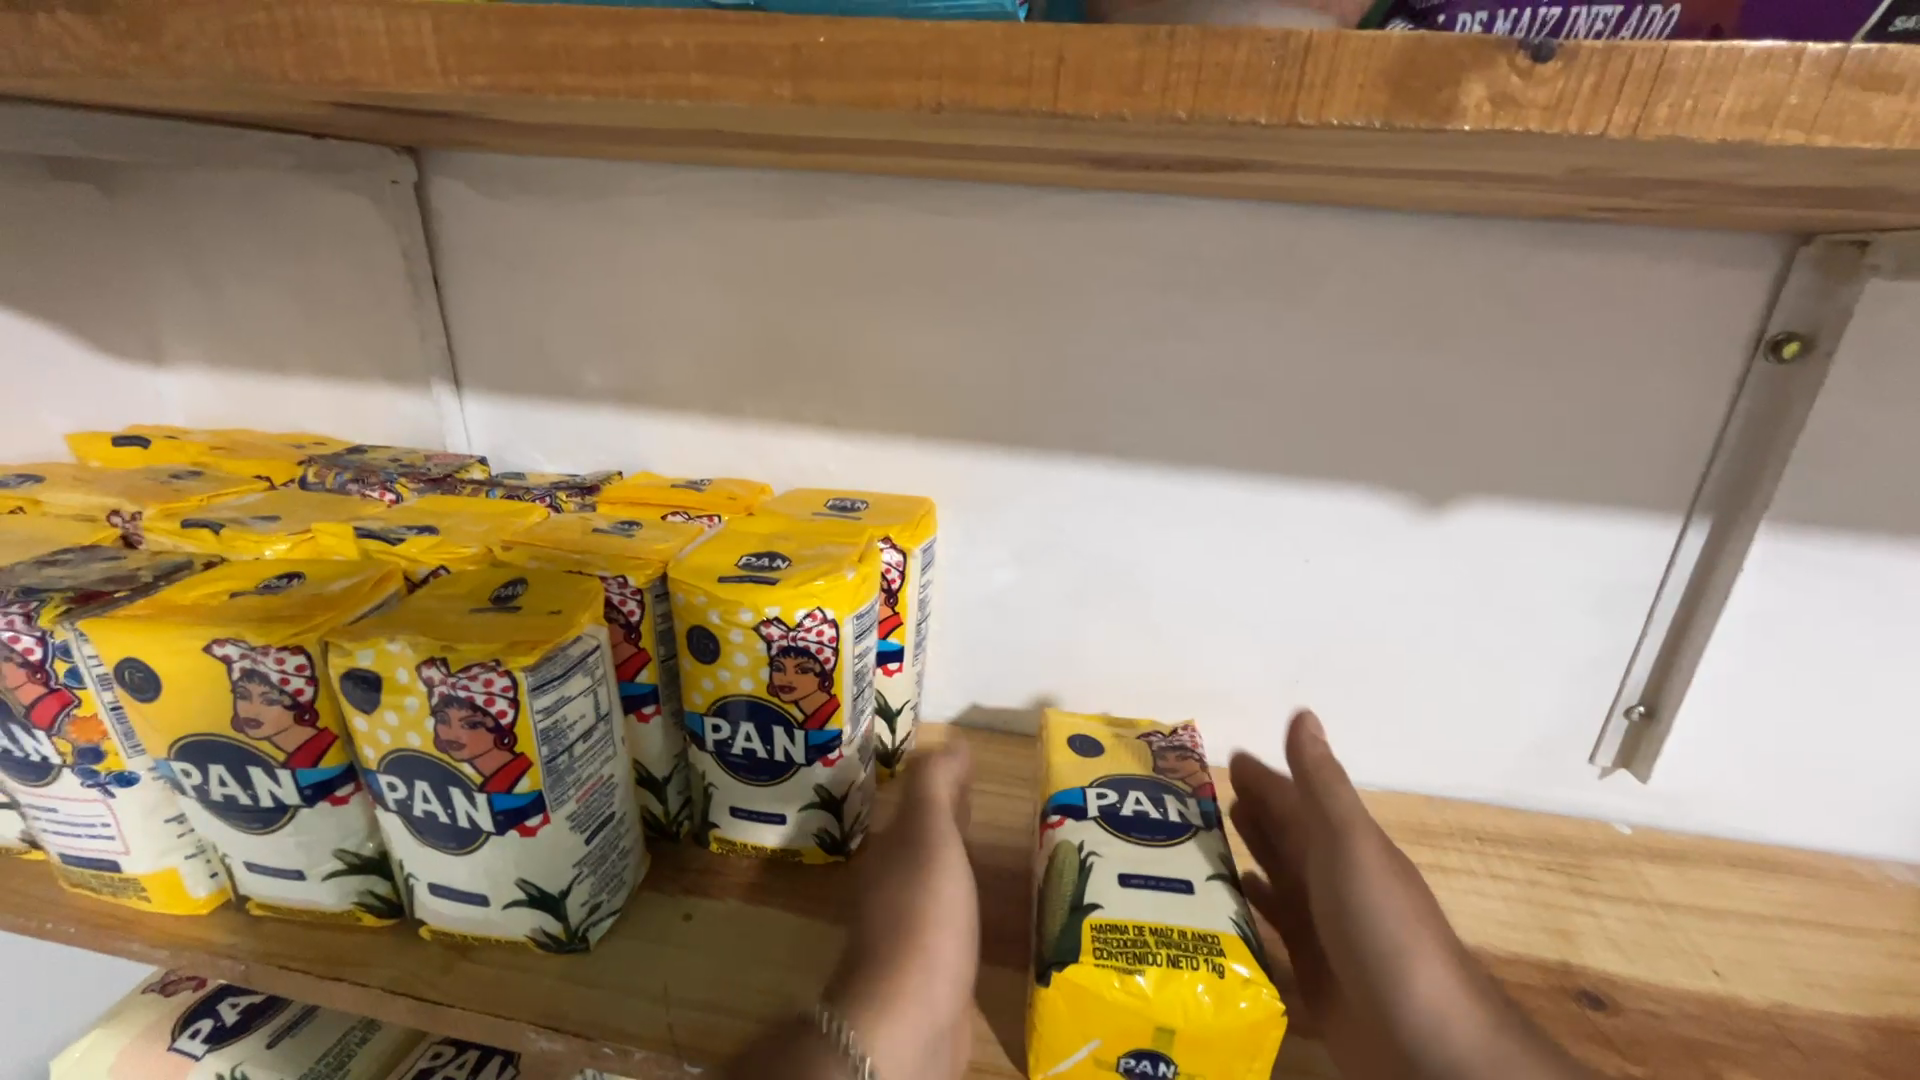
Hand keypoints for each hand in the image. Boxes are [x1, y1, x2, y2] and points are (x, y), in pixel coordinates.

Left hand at [826, 741, 977, 1079]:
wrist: (909, 1018)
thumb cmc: (922, 914)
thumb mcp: (929, 834)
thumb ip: (936, 785)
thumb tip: (951, 740)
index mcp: (892, 848)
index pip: (919, 801)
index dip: (944, 782)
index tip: (975, 767)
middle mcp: (894, 882)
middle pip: (925, 837)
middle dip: (951, 816)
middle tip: (990, 801)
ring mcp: (910, 926)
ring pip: (937, 876)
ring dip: (962, 858)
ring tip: (1000, 847)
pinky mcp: (931, 965)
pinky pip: (951, 916)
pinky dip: (969, 900)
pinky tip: (993, 906)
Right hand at [1230, 711, 1594, 1079]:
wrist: (1422, 1040)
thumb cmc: (1382, 927)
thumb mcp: (1349, 844)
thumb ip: (1320, 784)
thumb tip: (1302, 713)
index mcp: (1344, 846)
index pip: (1297, 800)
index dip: (1266, 778)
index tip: (1227, 757)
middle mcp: (1334, 882)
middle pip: (1287, 838)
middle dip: (1252, 813)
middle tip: (1201, 796)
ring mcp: (1324, 930)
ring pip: (1278, 880)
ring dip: (1248, 856)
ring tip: (1202, 841)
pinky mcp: (1312, 974)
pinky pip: (1274, 930)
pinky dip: (1254, 910)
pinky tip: (1230, 902)